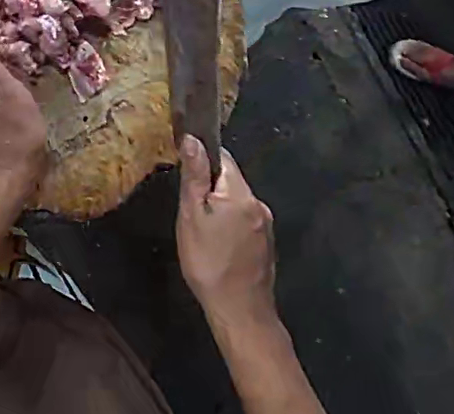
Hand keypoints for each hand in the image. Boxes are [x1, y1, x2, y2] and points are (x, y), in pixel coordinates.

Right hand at [176, 136, 276, 326]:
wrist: (240, 314)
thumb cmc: (208, 262)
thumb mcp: (191, 215)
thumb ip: (194, 175)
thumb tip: (193, 138)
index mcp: (241, 193)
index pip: (222, 157)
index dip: (201, 160)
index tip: (187, 177)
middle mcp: (259, 204)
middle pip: (229, 180)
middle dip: (209, 188)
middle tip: (191, 211)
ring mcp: (266, 226)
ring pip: (236, 201)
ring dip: (220, 207)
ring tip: (202, 231)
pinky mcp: (266, 244)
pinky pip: (244, 220)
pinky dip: (230, 224)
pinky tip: (218, 245)